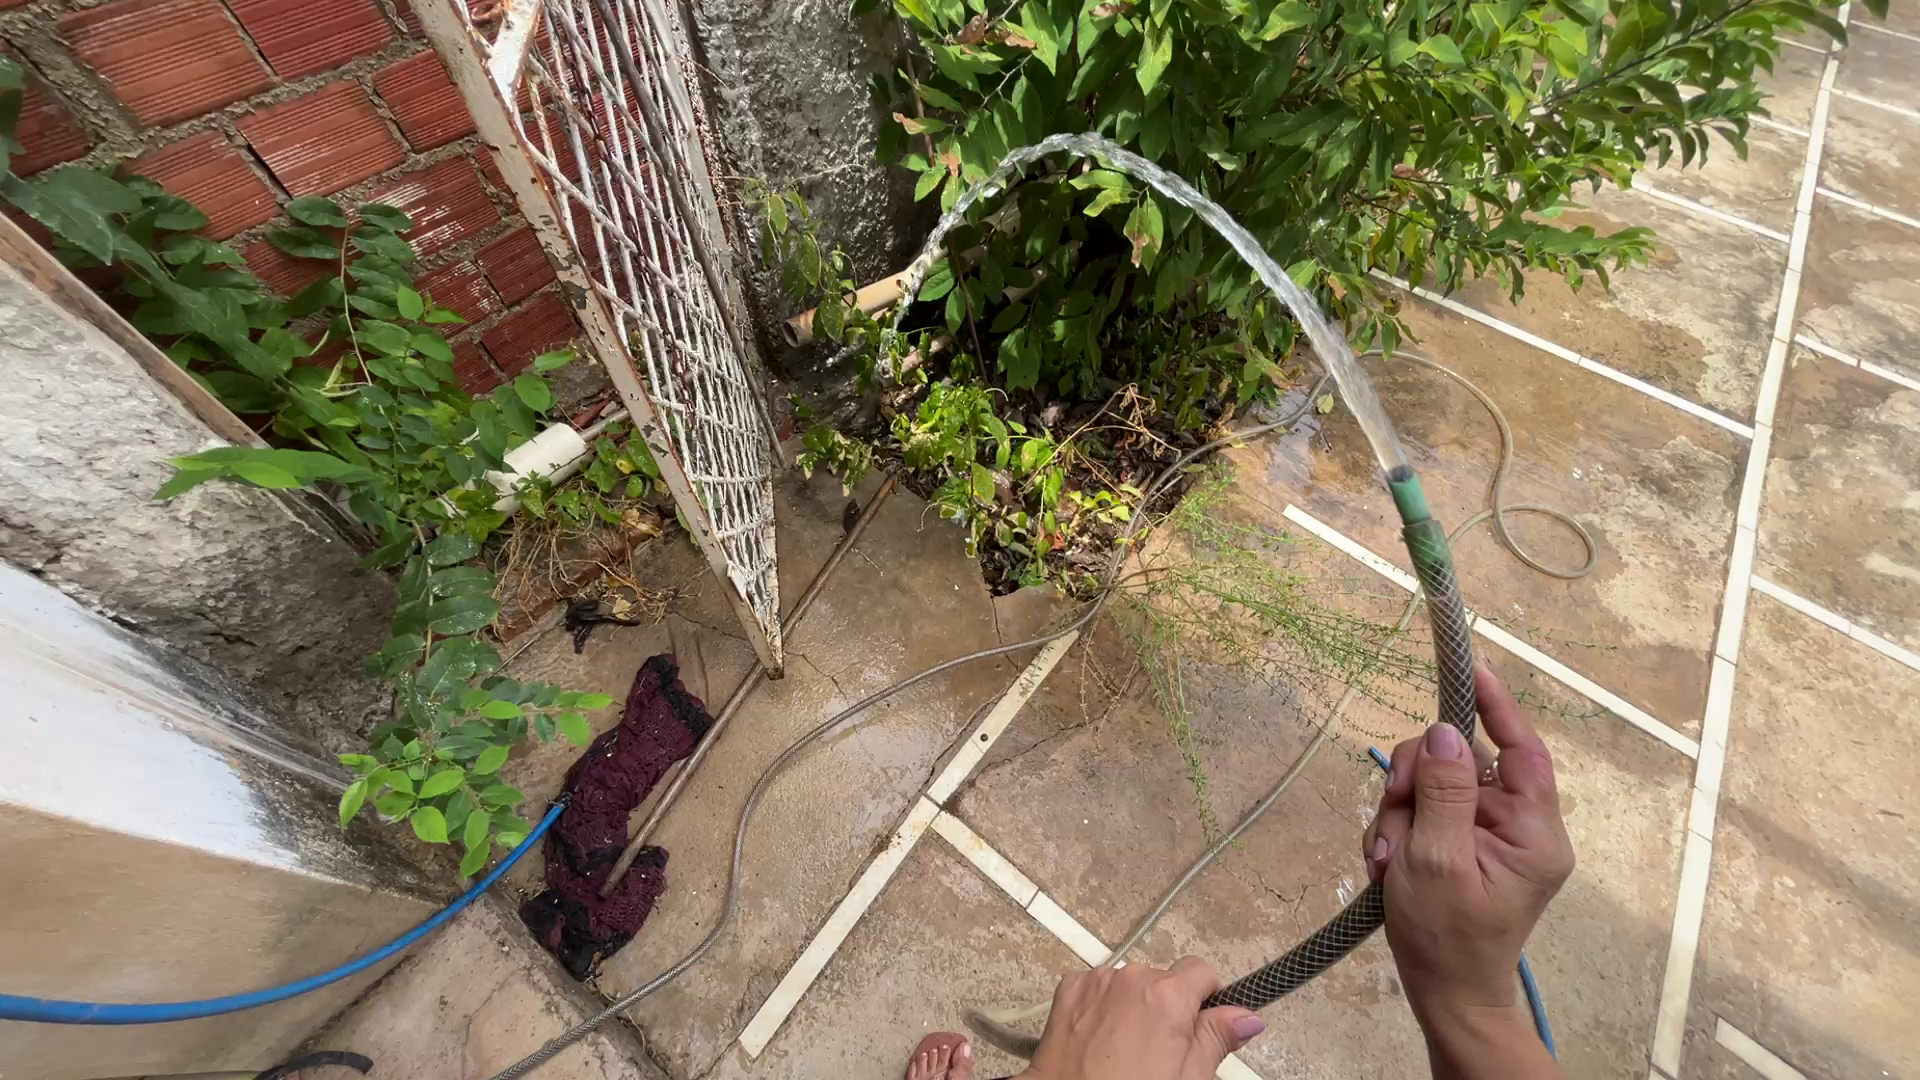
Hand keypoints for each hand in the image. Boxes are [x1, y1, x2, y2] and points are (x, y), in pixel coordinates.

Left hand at [1019, 957, 1266, 1079]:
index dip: (1208, 998)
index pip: (1201, 970)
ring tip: (1128, 1052)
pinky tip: (1101, 1040)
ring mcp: (1096, 978)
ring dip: (1136, 1007)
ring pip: (1131, 984)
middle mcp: (1130, 975)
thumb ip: (1217, 1039)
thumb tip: (1248, 1015)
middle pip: (1164, 980)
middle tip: (1163, 1054)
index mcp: (1166, 995)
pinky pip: (1099, 987)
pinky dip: (1104, 1006)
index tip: (1205, 1026)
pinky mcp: (1069, 987)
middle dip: (1169, 1009)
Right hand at [1361, 663, 1572, 1075]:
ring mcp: (1480, 831)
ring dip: (1396, 810)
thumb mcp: (1436, 859)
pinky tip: (1387, 859)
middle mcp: (1511, 823)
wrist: (1441, 989)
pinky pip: (1415, 806)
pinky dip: (1392, 826)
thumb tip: (1447, 731)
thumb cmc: (1445, 933)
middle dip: (1414, 778)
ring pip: (1427, 781)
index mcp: (1531, 831)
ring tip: (1387, 855)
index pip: (1522, 752)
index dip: (1499, 708)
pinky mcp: (1453, 839)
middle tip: (1393, 809)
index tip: (1474, 668)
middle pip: (1457, 760)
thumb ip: (1442, 793)